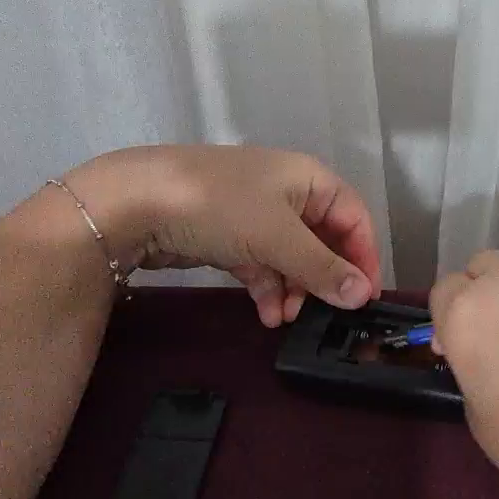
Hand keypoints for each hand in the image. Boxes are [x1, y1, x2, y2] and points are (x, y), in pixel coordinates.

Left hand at [65, 145, 380, 325]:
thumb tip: (364, 296)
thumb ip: (322, 268)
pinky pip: (263, 264)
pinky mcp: (229, 236)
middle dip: (324, 278)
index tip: (366, 298)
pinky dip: (268, 288)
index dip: (364, 257)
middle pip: (324, 240)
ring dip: (295, 289)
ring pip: (292, 257)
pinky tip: (266, 315)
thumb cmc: (220, 206)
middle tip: (324, 314)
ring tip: (287, 318)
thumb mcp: (277, 238)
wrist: (133, 201)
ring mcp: (256, 215)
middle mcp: (289, 193)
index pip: (354, 218)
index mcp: (310, 180)